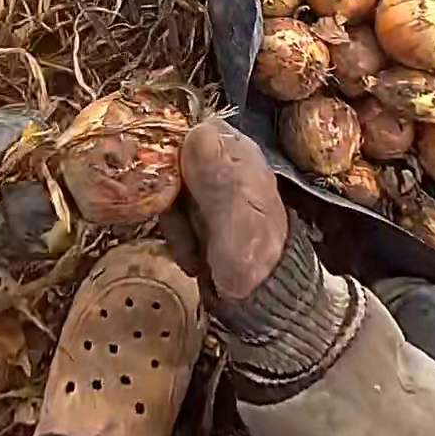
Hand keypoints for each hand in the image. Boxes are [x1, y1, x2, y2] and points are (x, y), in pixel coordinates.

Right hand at [174, 116, 363, 403]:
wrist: (267, 305)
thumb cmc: (254, 259)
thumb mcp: (233, 221)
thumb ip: (216, 180)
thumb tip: (197, 133)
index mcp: (237, 152)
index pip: (190, 130)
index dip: (171, 156)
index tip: (167, 189)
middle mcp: (225, 162)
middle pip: (173, 161)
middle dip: (170, 199)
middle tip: (182, 233)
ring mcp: (214, 186)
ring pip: (170, 188)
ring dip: (174, 223)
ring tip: (192, 253)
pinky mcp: (204, 211)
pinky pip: (175, 210)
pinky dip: (178, 235)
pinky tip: (192, 257)